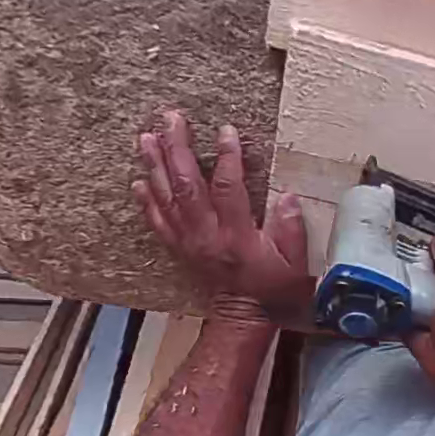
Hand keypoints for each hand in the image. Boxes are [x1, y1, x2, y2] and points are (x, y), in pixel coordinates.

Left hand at [132, 110, 314, 326]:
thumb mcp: (295, 263)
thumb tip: (287, 196)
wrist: (243, 316)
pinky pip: (158, 222)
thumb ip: (291, 230)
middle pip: (186, 186)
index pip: (228, 188)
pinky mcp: (179, 249)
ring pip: (166, 199)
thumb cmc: (273, 288)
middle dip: (177, 149)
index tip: (225, 130)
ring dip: (155, 166)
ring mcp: (189, 243)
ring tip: (146, 137)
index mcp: (237, 236)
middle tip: (171, 119)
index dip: (226, 157)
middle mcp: (207, 236)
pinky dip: (147, 201)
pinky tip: (139, 179)